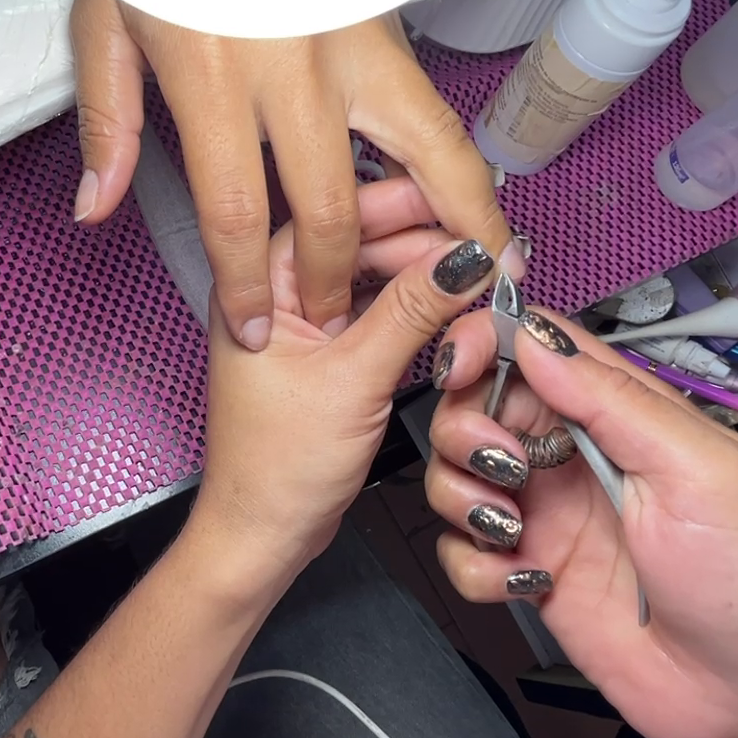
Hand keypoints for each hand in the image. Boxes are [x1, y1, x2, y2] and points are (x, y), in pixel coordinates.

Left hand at [71, 0, 517, 351]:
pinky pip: (435, 112)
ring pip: (423, 153)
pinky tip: (472, 203)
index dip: (245, 285)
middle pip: (327, 206)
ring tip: (479, 274)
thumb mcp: (106, 23)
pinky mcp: (386, 27)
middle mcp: (294, 70)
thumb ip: (109, 123)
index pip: (235, 213)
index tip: (252, 326)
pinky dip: (460, 166)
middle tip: (329, 318)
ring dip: (449, 224)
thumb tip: (96, 206)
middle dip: (328, 277)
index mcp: (214, 76)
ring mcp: (353, 46)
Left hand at [193, 176, 497, 583]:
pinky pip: (373, 316)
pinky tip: (448, 303)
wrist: (266, 534)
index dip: (393, 207)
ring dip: (419, 275)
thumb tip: (463, 258)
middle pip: (352, 245)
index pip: (326, 219)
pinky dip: (411, 311)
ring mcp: (302, 330)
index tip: (453, 203)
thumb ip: (410, 314)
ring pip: (367, 281)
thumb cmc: (279, 468)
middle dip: (417, 242)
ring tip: (474, 271)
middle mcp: (275, 300)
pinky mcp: (326, 359)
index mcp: (257, 291)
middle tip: (480, 244)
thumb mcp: (352, 381)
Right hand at [425, 309, 737, 737]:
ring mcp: (541, 513)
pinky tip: (524, 584)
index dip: (485, 339)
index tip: (457, 362)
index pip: (536, 348)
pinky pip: (458, 550)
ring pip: (451, 474)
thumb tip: (534, 339)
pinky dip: (474, 566)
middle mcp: (568, 456)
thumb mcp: (705, 476)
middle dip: (466, 430)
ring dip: (461, 497)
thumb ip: (616, 403)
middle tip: (504, 468)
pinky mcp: (519, 569)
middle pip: (474, 406)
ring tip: (511, 530)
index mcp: (620, 416)